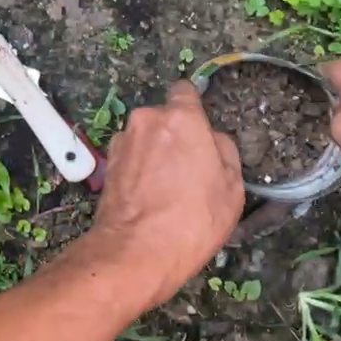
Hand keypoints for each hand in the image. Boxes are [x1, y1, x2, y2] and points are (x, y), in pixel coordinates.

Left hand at [85, 81, 243, 311]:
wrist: (137, 249)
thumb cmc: (194, 218)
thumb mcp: (232, 187)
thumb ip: (224, 151)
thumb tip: (212, 139)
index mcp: (181, 118)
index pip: (185, 91)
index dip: (193, 107)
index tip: (200, 128)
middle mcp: (146, 119)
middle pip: (165, 118)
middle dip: (176, 136)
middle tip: (190, 170)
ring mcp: (123, 139)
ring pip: (147, 137)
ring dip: (156, 152)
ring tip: (168, 188)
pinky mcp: (108, 160)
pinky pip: (132, 154)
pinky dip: (139, 166)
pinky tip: (148, 194)